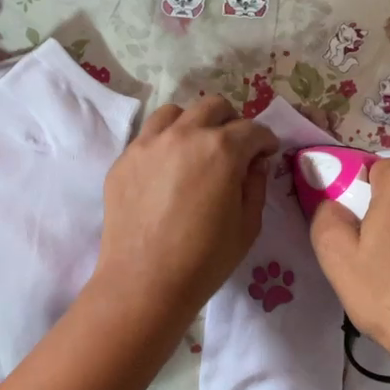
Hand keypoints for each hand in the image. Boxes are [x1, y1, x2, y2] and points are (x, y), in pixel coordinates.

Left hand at [94, 96, 278, 318]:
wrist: (143, 282)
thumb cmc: (204, 260)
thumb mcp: (247, 226)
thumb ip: (255, 186)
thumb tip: (254, 164)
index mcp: (222, 149)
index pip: (253, 129)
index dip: (265, 142)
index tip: (266, 156)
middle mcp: (184, 135)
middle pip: (213, 107)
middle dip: (231, 122)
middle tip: (234, 148)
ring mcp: (147, 144)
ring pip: (175, 113)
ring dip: (193, 124)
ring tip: (196, 150)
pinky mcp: (123, 160)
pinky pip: (148, 137)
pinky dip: (164, 142)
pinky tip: (167, 171)